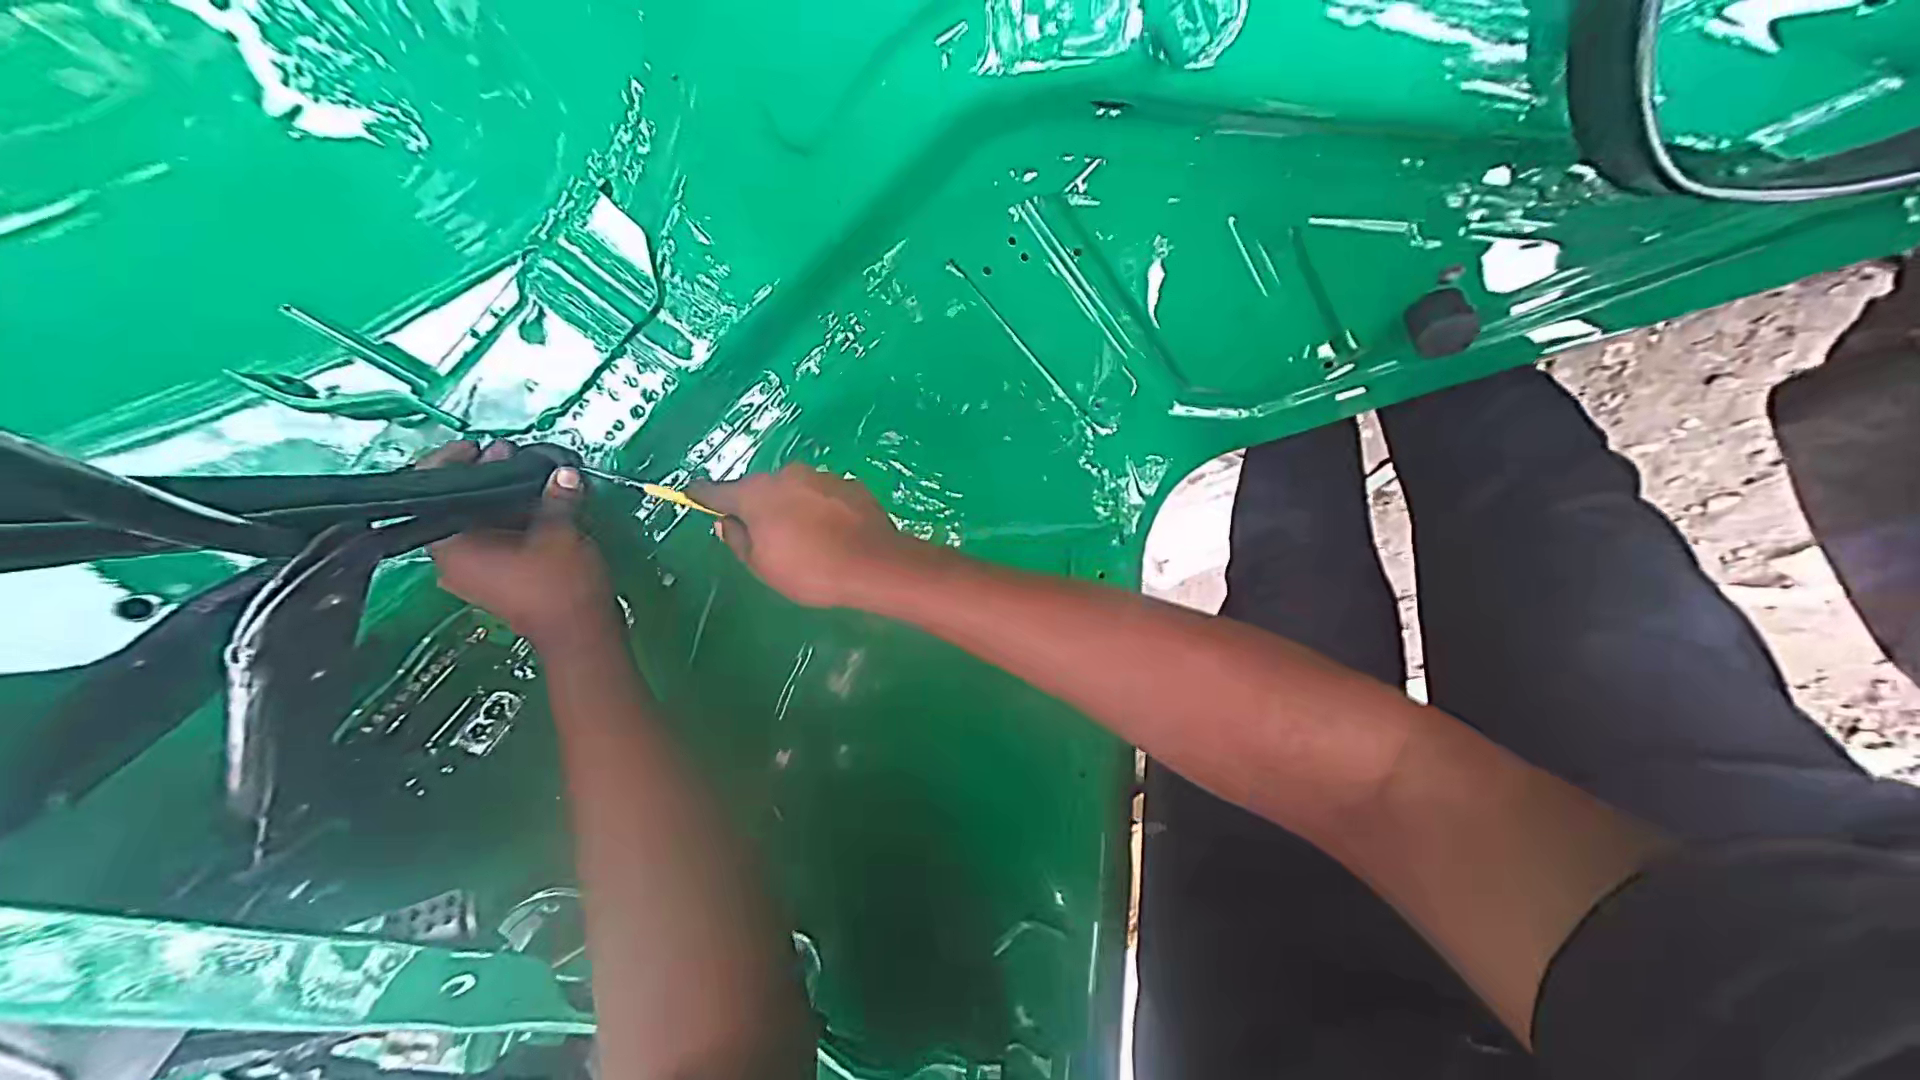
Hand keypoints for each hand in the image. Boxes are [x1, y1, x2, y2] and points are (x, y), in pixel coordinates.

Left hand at [420, 440, 616, 646]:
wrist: (580, 634)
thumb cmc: (561, 584)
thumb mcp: (561, 532)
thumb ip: (556, 497)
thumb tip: (563, 474)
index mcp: (451, 547)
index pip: (433, 494)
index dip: (452, 464)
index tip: (479, 447)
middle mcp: (452, 560)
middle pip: (457, 508)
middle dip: (486, 479)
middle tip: (511, 455)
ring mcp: (474, 573)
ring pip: (479, 524)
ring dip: (503, 500)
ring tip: (532, 476)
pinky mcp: (498, 580)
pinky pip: (495, 541)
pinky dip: (512, 521)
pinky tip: (539, 506)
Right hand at [690, 464, 914, 607]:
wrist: (874, 563)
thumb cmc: (809, 569)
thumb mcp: (762, 565)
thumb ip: (739, 540)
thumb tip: (727, 521)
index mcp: (756, 493)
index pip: (717, 490)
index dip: (703, 496)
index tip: (693, 495)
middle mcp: (787, 474)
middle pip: (761, 489)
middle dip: (758, 507)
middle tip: (765, 536)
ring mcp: (822, 476)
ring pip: (795, 490)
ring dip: (793, 507)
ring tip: (806, 539)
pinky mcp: (851, 485)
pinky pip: (825, 496)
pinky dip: (822, 510)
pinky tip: (833, 534)